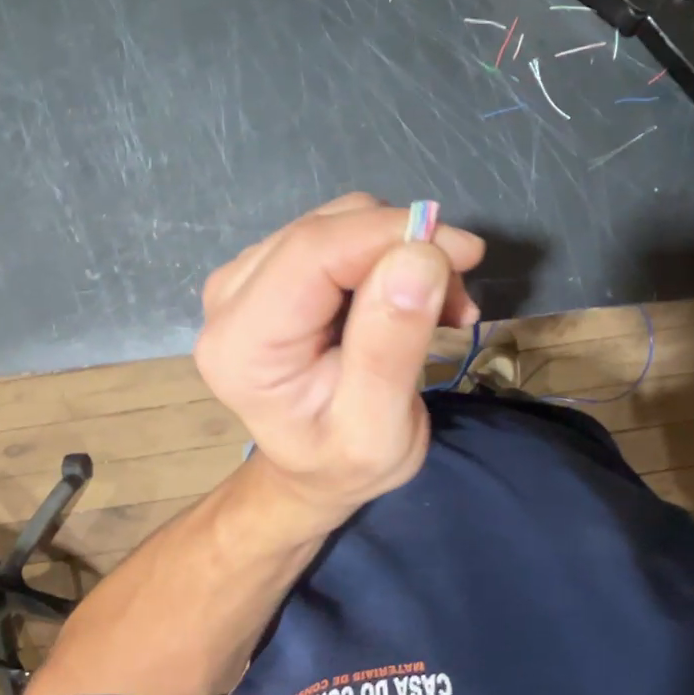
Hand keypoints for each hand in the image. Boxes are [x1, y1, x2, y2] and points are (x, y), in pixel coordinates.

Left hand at [193, 193, 485, 534]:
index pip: (313, 252)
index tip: (465, 254)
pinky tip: (415, 300)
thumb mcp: (378, 431)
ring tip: (440, 310)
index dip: (391, 235)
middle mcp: (229, 300)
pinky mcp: (270, 272)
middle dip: (404, 248)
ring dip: (401, 255)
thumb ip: (390, 350)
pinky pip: (338, 237)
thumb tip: (419, 257)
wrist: (317, 470)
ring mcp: (245, 280)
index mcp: (243, 345)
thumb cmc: (345, 463)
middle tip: (460, 298)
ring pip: (337, 224)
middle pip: (325, 231)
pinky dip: (388, 258)